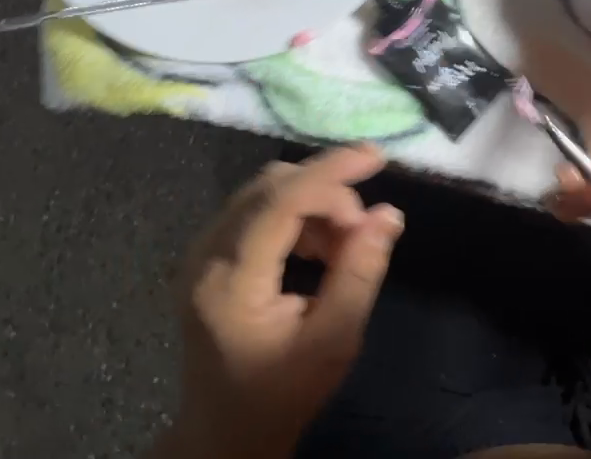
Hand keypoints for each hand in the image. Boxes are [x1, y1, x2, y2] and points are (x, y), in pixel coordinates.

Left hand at [169, 146, 403, 457]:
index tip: (376, 158)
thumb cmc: (280, 395)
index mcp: (231, 281)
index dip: (331, 172)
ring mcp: (202, 251)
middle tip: (366, 224)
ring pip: (265, 191)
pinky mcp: (209, 253)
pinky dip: (297, 213)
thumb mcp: (333, 342)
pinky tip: (320, 246)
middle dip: (328, 191)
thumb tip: (388, 213)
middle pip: (271, 186)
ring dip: (314, 201)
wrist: (223, 434)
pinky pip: (258, 207)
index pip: (281, 201)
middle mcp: (207, 254)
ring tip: (345, 243)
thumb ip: (360, 272)